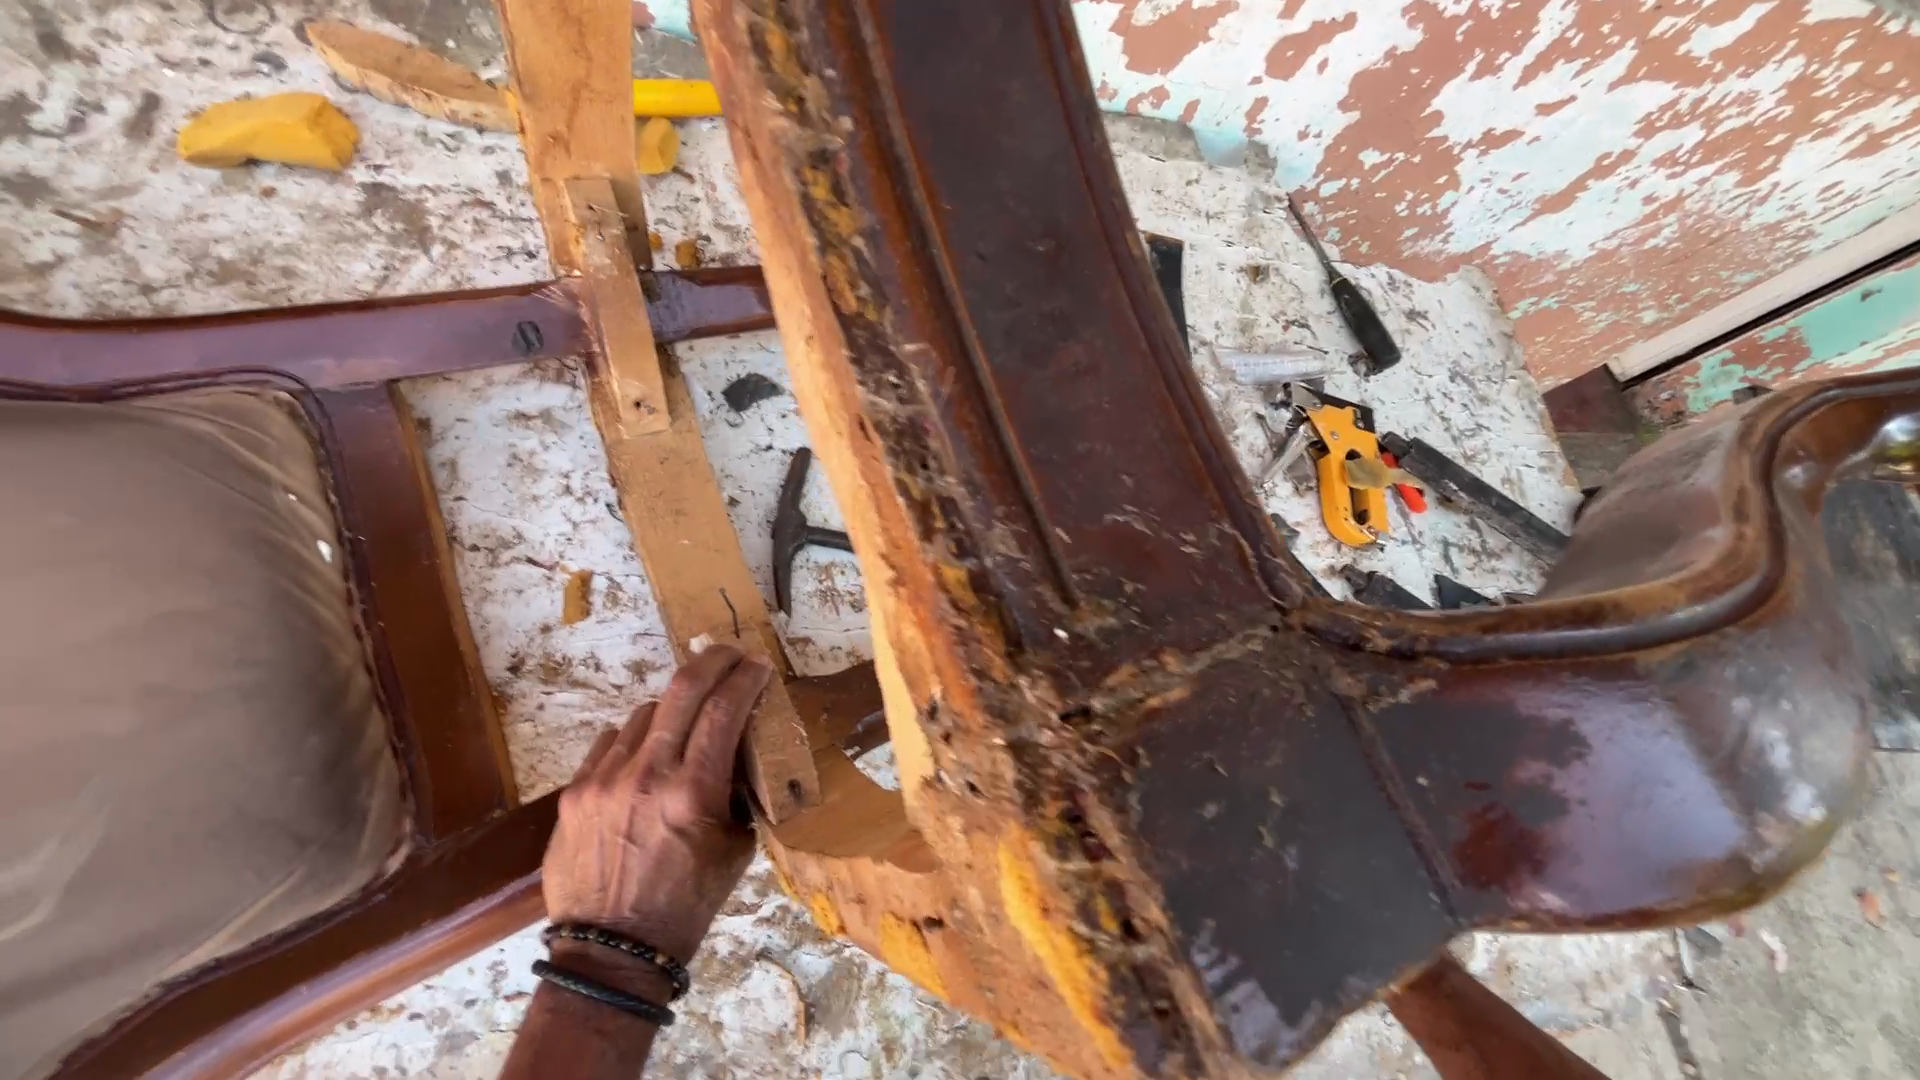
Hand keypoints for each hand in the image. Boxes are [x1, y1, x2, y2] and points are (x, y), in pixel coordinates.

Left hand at [542, 644, 772, 961]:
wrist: (613, 949)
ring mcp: (604, 780)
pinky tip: (645, 755)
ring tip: (687, 722)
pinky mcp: (574, 792)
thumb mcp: (736, 846)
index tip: (759, 664)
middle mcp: (647, 776)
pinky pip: (611, 741)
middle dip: (713, 661)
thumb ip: (737, 790)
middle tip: (730, 654)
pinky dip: (636, 738)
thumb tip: (737, 746)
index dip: (747, 677)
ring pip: (645, 713)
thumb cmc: (688, 901)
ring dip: (674, 708)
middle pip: (683, 689)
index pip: (725, 709)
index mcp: (694, 792)